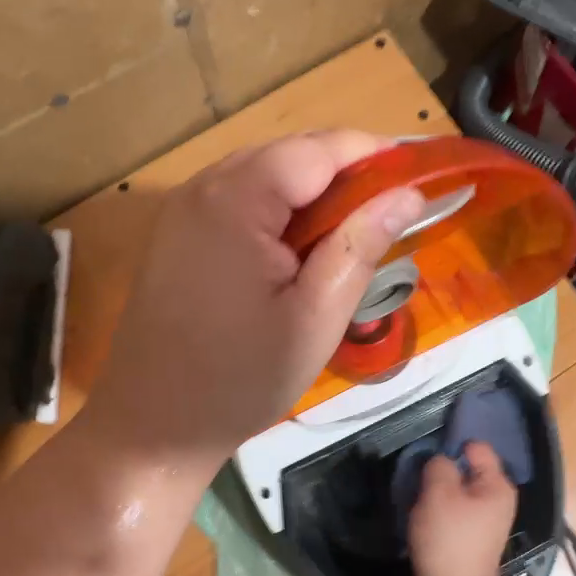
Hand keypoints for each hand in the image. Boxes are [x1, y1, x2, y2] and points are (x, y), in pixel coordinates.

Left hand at [85, 130, 425, 472]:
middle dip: (347, 175)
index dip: (374, 155)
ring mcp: (182, 211)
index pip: (318, 150)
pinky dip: (280, 214)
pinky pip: (240, 203)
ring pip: (265, 177)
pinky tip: (302, 253)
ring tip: (356, 235)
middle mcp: (202, 188)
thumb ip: (361, 247)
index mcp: (235, 201)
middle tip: (394, 213)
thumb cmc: (241, 378)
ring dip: (314, 196)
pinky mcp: (177, 237)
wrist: (154, 425)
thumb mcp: (316, 318)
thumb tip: (408, 195)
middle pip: (289, 155)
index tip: (420, 176)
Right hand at [408, 442, 517, 575]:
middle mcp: (497, 501)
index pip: (477, 448)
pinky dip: (437, 514)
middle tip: (419, 480)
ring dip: (436, 495)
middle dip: (441, 473)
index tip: (428, 458)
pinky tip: (421, 519)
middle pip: (466, 471)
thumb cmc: (449, 539)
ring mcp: (485, 522)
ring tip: (417, 500)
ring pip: (456, 494)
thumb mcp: (439, 494)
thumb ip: (439, 467)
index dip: (452, 446)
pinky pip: (452, 514)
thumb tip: (440, 461)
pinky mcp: (470, 539)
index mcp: (498, 485)